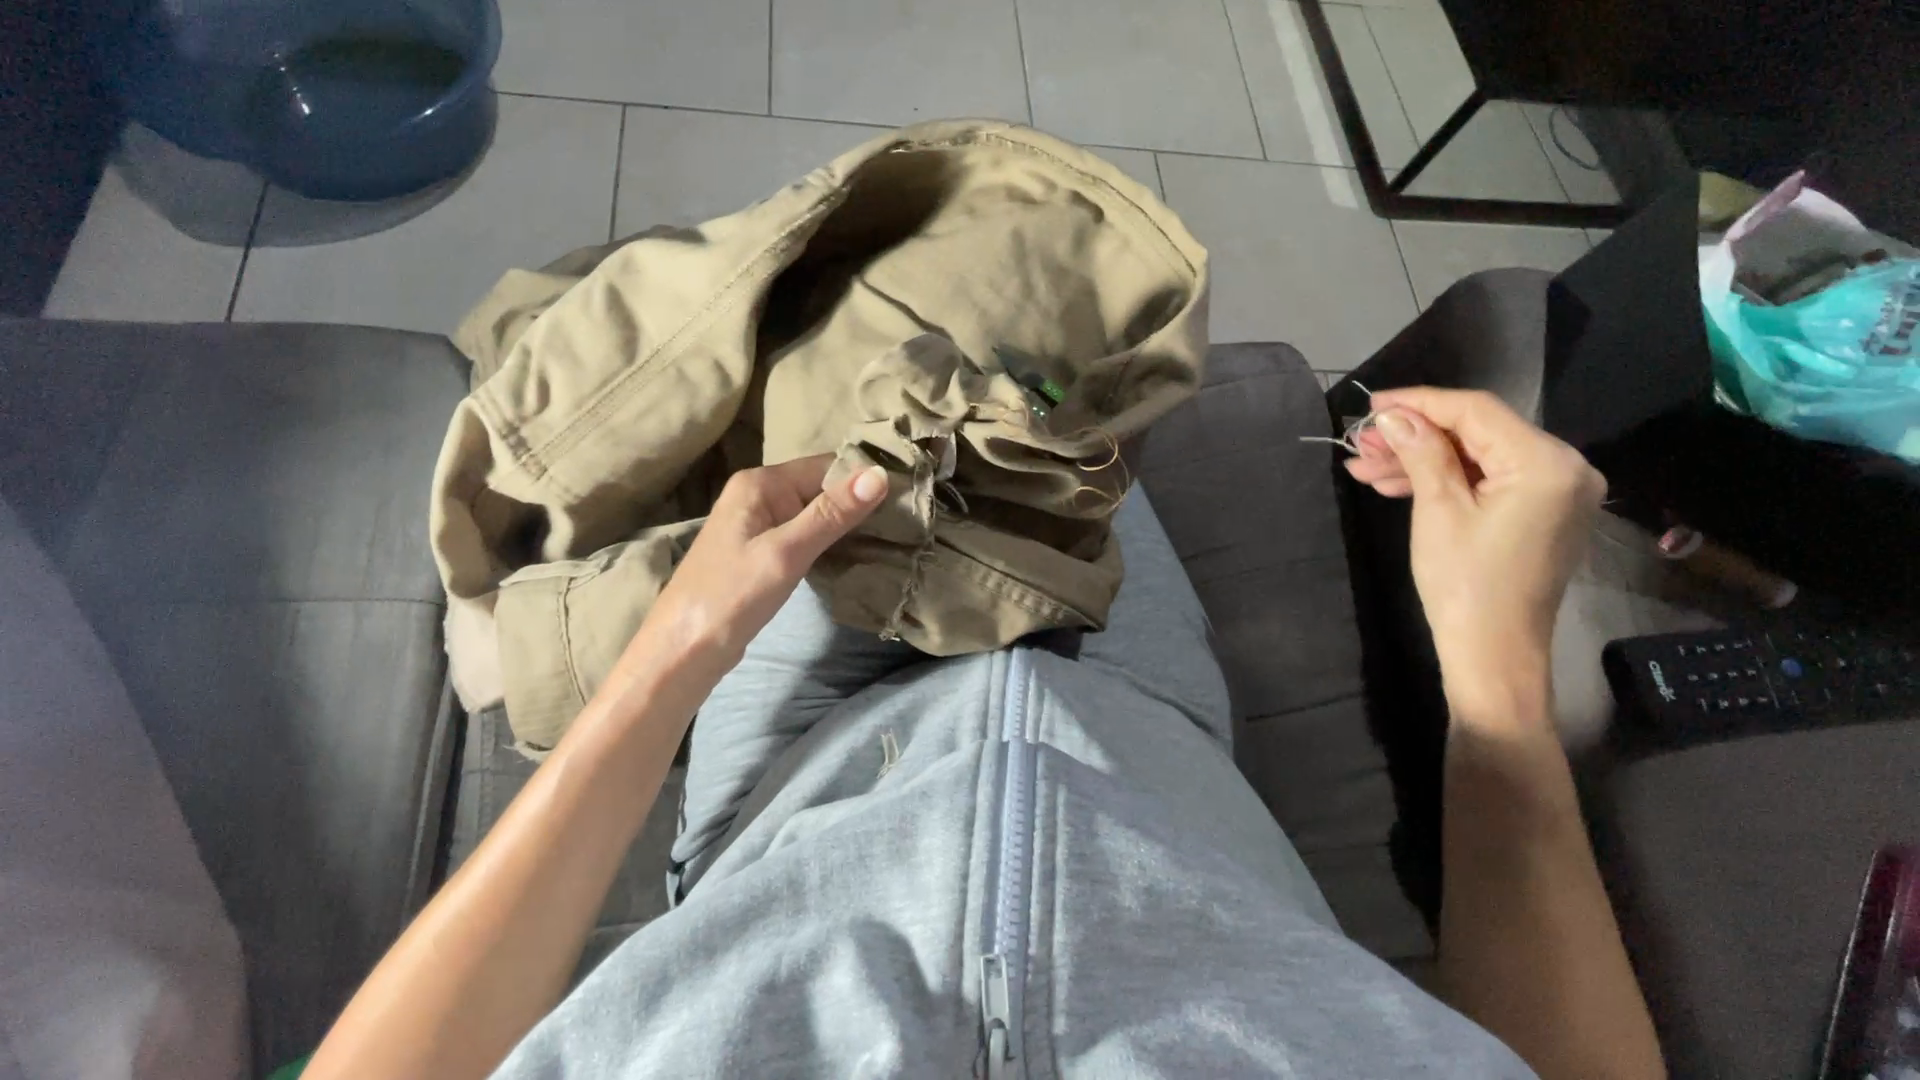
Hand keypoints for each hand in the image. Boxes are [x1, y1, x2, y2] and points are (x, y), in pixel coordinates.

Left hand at [630, 454, 887, 686]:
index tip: (908, 495)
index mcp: (759, 483)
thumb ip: (832, 513)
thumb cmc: (732, 596)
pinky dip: (830, 541)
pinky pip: (804, 535)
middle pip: (821, 487)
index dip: (864, 478)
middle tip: (908, 519)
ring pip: (815, 513)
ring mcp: (758, 524)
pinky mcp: (762, 552)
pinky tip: (857, 552)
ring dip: (848, 523)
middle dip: (860, 501)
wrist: (685, 650)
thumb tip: (879, 474)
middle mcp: (758, 495)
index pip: (825, 466)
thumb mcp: (787, 552)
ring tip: (893, 534)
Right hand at [1343, 388, 1604, 715]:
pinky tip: (1394, 484)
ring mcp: (1555, 491)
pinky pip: (1487, 481)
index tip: (1372, 404)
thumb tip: (1393, 415)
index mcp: (1546, 463)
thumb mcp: (1437, 511)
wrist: (1493, 653)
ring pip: (1476, 457)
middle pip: (1476, 433)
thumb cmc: (1465, 584)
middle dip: (1413, 437)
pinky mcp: (1539, 511)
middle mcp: (1564, 467)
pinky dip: (1444, 481)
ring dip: (1420, 460)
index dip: (1419, 403)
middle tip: (1360, 444)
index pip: (1476, 412)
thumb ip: (1421, 452)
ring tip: (1364, 468)